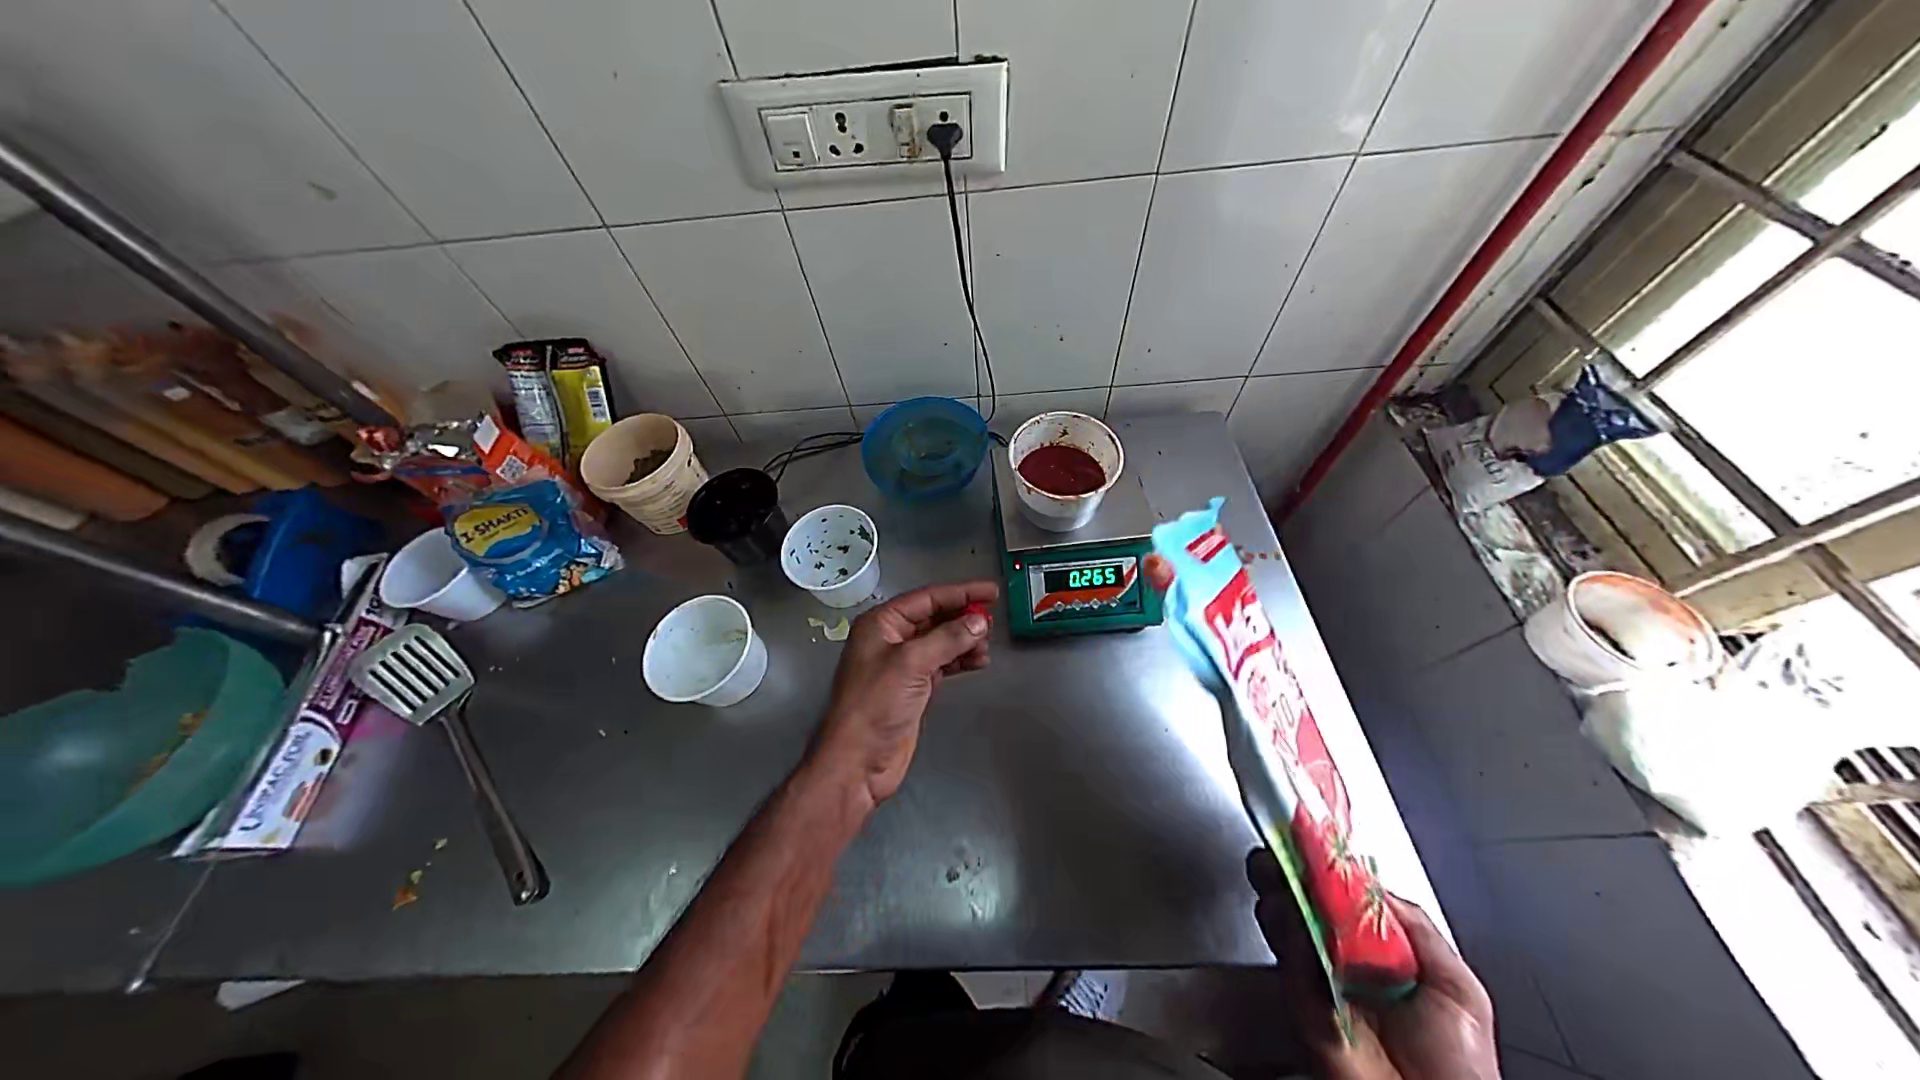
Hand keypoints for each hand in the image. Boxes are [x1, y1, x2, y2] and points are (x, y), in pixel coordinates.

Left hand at [809, 581, 997, 808]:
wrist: (858, 761)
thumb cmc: (874, 706)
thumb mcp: (911, 664)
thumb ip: (948, 639)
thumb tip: (978, 622)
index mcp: (881, 624)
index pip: (927, 598)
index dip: (961, 592)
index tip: (990, 591)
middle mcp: (891, 639)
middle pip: (934, 617)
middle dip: (963, 617)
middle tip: (992, 617)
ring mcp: (902, 664)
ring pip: (941, 641)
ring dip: (965, 640)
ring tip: (986, 644)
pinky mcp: (913, 687)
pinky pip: (942, 663)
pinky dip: (960, 660)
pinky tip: (978, 660)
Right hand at [1249, 849, 1499, 1079]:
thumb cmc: (1459, 1068)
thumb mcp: (1458, 987)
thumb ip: (1416, 927)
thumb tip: (1369, 882)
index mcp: (1375, 948)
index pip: (1340, 894)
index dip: (1323, 863)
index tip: (1310, 834)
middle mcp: (1340, 956)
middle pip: (1301, 897)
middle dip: (1287, 866)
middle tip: (1283, 847)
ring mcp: (1317, 975)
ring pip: (1284, 915)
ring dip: (1280, 889)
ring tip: (1282, 873)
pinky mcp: (1298, 999)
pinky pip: (1287, 953)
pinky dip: (1285, 928)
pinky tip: (1291, 913)